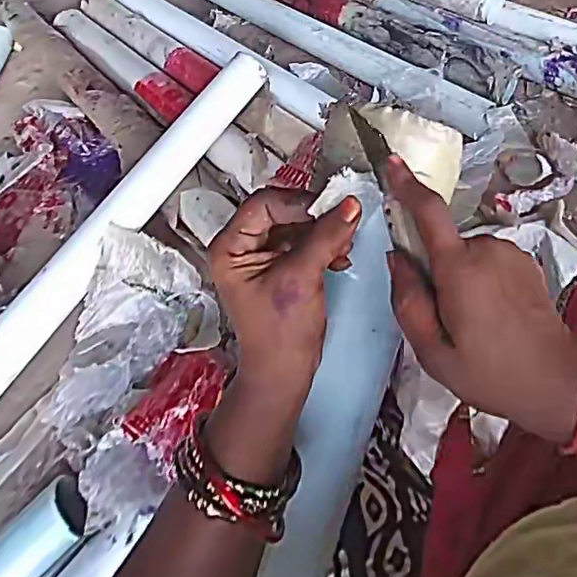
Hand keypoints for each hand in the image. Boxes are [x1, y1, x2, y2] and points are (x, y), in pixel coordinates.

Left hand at [207, 188, 362, 400]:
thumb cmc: (278, 336)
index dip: (298, 203)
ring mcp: (260, 255)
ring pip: (295, 223)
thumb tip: (347, 206)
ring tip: (342, 243)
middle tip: (341, 220)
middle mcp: (241, 246)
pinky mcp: (279, 264)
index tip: (329, 207)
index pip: (263, 204)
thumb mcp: (302, 278)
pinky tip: (339, 254)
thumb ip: (325, 237)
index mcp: (230, 247)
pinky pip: (303, 239)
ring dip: (323, 231)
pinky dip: (323, 243)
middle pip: (281, 210)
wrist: (284, 373)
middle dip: (314, 218)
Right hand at [384, 156, 576, 442]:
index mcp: (460, 269)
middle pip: (442, 243)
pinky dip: (480, 278)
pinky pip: (486, 259)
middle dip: (434, 269)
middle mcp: (486, 249)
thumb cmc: (492, 373)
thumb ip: (406, 300)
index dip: (406, 184)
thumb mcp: (432, 351)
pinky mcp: (525, 260)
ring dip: (459, 276)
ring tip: (473, 320)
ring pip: (464, 254)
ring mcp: (509, 252)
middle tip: (444, 315)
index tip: (392, 163)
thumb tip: (397, 259)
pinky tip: (493, 313)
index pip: (428, 211)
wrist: (560, 383)